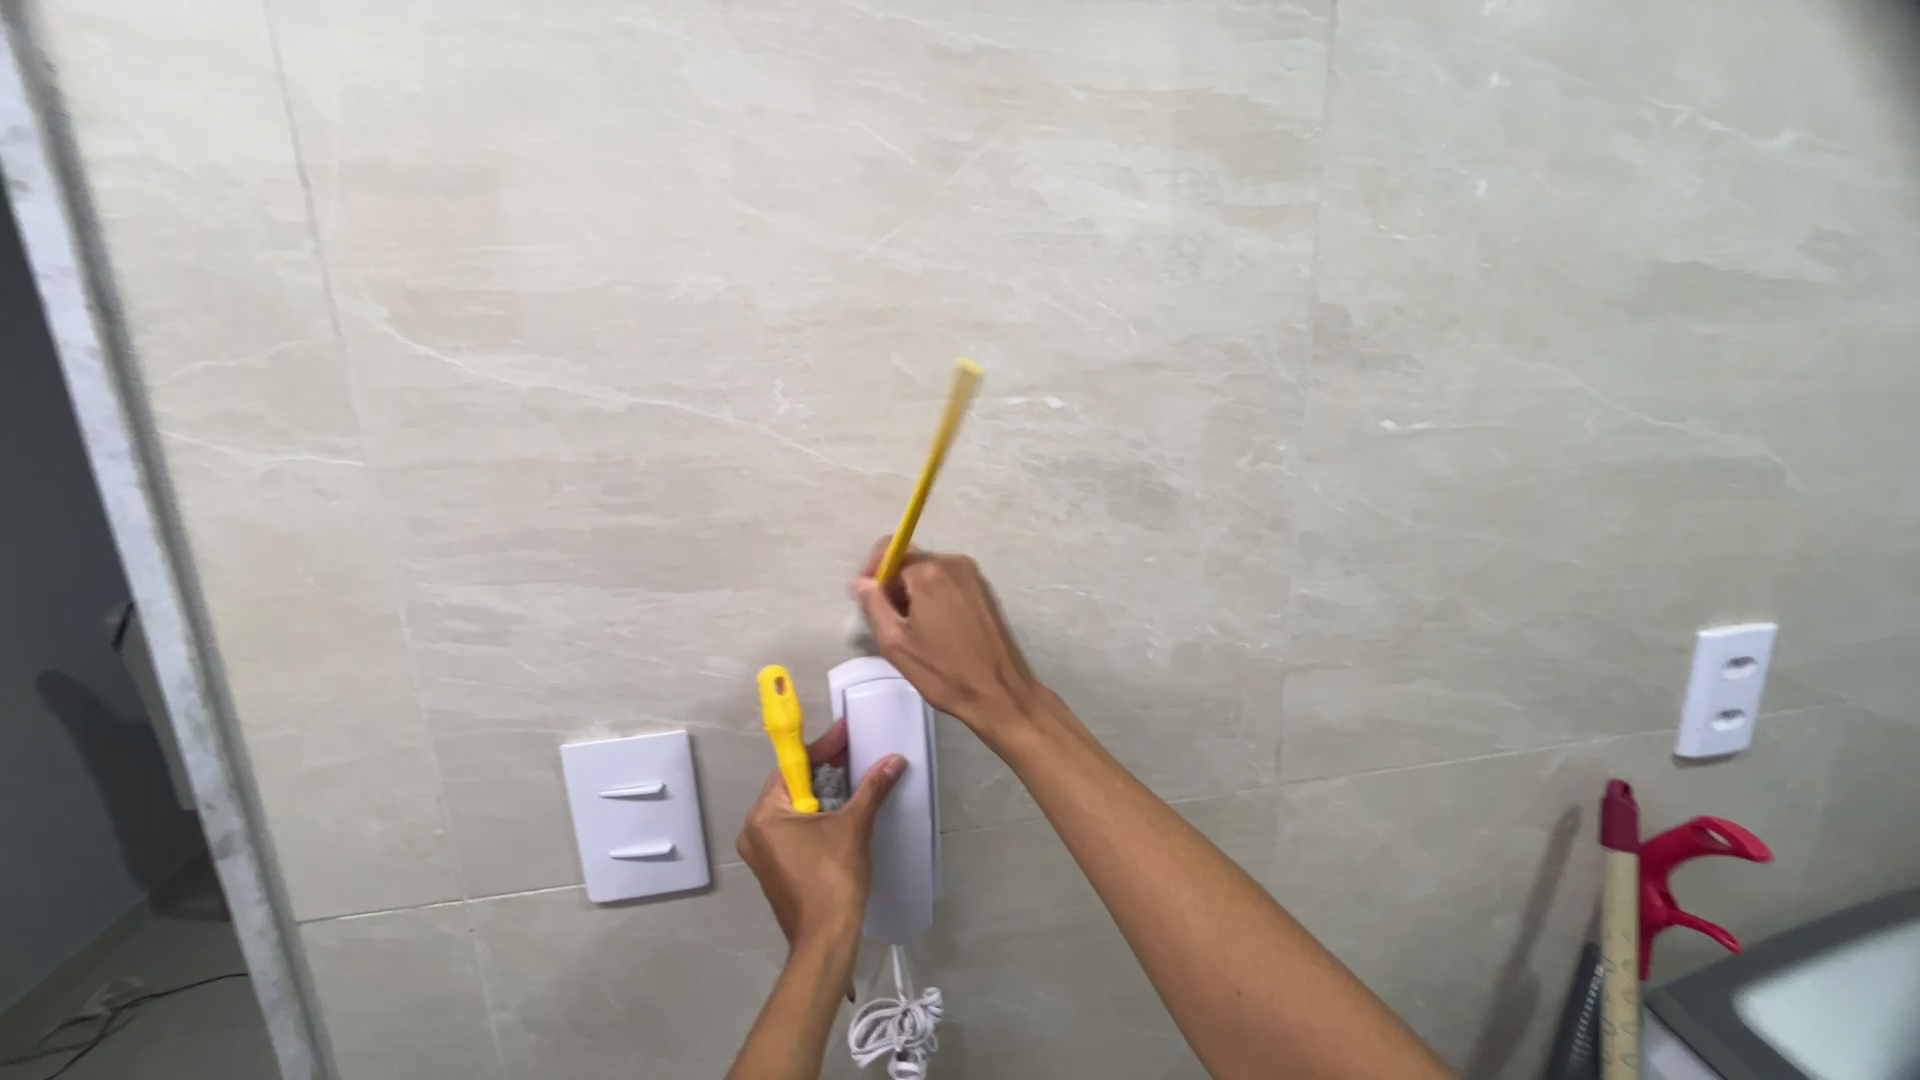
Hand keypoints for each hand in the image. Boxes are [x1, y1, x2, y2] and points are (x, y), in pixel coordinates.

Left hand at [737, 717, 904, 950]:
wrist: (826, 939)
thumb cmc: (833, 879)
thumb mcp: (854, 826)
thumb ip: (871, 788)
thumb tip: (893, 760)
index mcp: (765, 814)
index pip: (793, 766)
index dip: (823, 748)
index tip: (846, 732)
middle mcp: (754, 830)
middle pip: (793, 785)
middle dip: (824, 768)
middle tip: (853, 752)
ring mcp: (762, 852)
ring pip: (794, 808)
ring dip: (822, 792)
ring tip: (851, 776)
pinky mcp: (774, 867)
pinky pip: (793, 828)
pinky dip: (816, 815)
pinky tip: (840, 809)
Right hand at [850, 536, 1047, 742]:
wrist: (1000, 693)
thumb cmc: (944, 672)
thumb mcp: (896, 643)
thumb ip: (873, 605)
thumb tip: (861, 582)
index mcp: (930, 571)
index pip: (889, 550)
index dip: (872, 572)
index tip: (867, 601)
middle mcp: (954, 563)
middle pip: (910, 560)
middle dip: (893, 586)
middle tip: (889, 623)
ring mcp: (974, 576)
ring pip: (929, 573)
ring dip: (913, 594)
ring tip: (912, 631)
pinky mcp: (985, 591)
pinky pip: (948, 583)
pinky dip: (934, 598)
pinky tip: (935, 630)